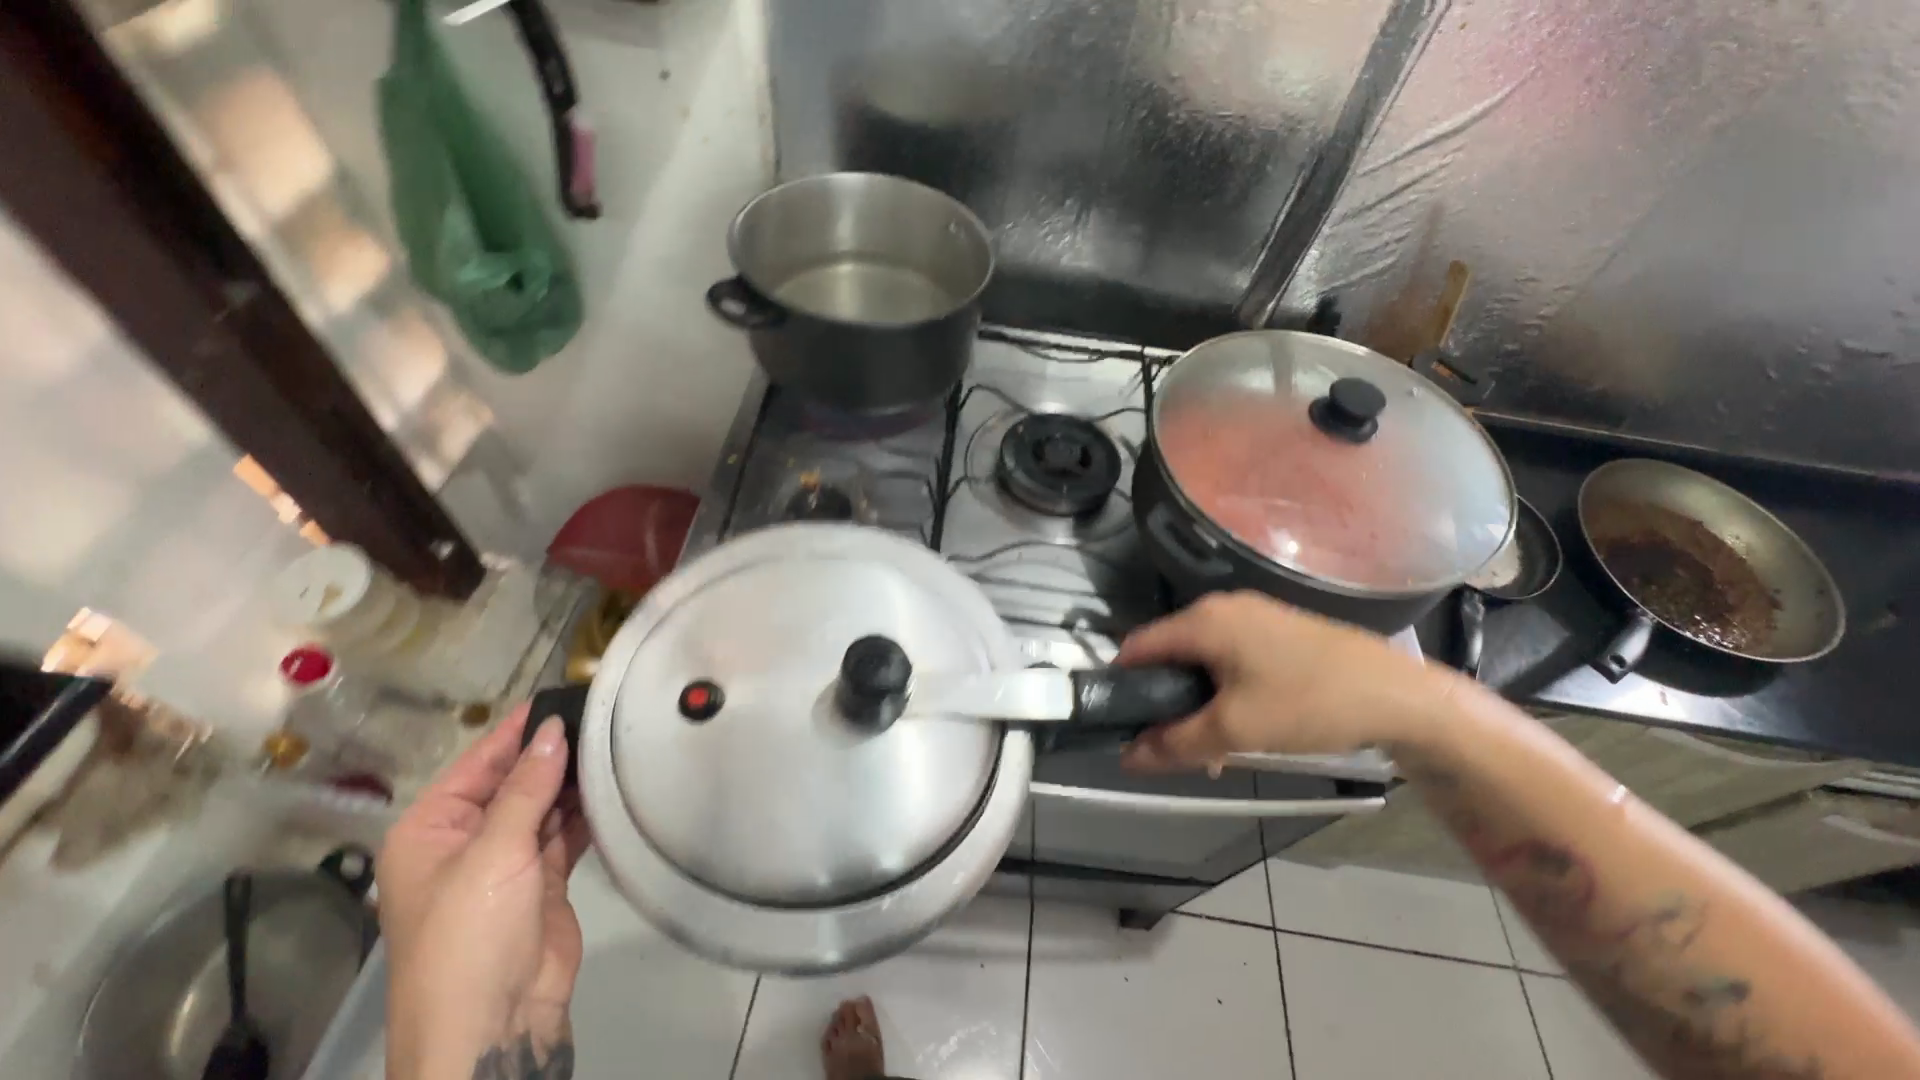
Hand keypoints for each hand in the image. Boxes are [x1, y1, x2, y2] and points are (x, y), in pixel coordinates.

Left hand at [379, 705, 590, 1079]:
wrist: (493, 1023)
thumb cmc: (470, 934)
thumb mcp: (493, 854)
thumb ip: (527, 789)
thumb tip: (553, 730)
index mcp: (431, 829)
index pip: (480, 764)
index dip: (519, 731)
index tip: (563, 695)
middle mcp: (466, 839)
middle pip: (514, 782)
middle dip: (552, 754)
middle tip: (603, 715)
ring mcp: (507, 862)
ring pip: (543, 806)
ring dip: (573, 781)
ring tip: (616, 740)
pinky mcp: (543, 881)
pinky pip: (565, 834)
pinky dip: (586, 813)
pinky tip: (613, 785)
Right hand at [1115, 591, 1454, 770]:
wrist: (1397, 696)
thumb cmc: (1307, 703)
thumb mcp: (1234, 730)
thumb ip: (1174, 743)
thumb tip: (1127, 757)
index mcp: (1203, 620)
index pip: (1136, 646)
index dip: (1122, 685)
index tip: (1124, 724)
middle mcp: (1222, 607)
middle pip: (1169, 653)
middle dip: (1165, 701)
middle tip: (1174, 746)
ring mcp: (1254, 616)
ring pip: (1202, 660)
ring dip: (1197, 703)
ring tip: (1213, 749)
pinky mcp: (1279, 630)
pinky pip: (1232, 659)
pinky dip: (1225, 692)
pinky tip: (1245, 726)